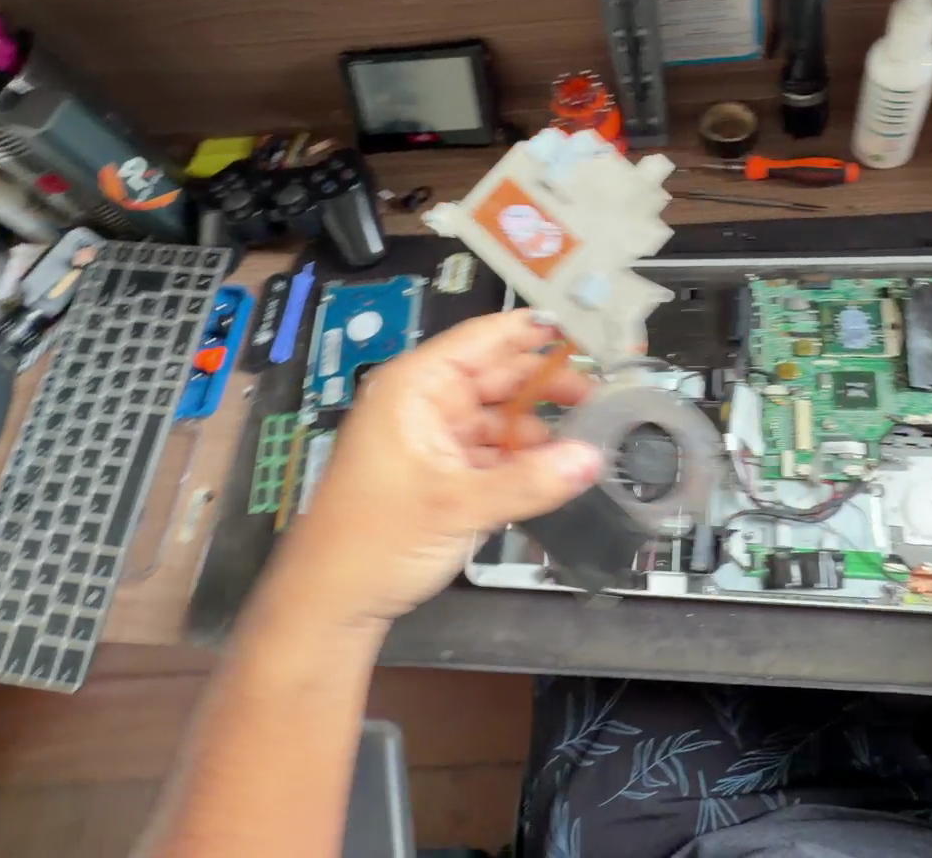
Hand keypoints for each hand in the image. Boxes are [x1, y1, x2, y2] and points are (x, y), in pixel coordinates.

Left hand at [277, 310, 602, 625]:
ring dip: (539, 424)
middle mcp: (427, 402)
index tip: (582, 329)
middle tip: (599, 391)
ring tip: (588, 429)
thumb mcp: (456, 506)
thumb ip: (528, 482)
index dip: (531, 331)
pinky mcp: (445, 470)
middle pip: (497, 376)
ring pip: (500, 415)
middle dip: (545, 382)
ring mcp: (436, 437)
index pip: (482, 339)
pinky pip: (494, 449)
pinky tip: (557, 463)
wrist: (332, 603)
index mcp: (415, 386)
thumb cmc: (375, 540)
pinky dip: (523, 455)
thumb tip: (591, 459)